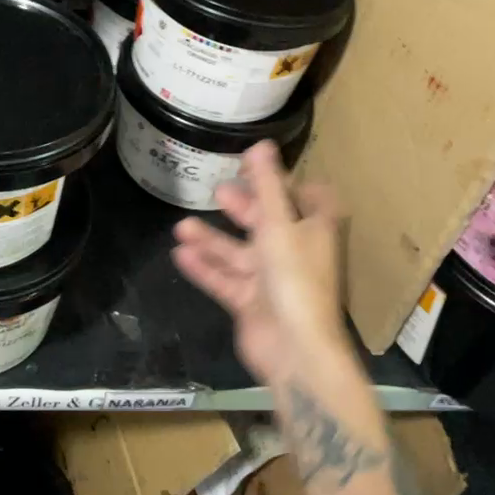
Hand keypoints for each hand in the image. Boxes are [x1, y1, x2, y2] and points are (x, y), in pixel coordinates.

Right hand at [171, 142, 352, 386]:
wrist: (295, 351)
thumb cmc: (294, 279)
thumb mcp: (278, 225)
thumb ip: (266, 185)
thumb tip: (261, 143)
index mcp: (314, 232)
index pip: (309, 199)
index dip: (289, 183)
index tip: (259, 167)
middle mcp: (295, 253)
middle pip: (268, 223)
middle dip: (243, 207)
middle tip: (217, 191)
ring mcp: (272, 281)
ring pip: (239, 253)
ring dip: (212, 239)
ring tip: (182, 226)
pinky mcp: (250, 304)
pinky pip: (224, 280)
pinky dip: (205, 268)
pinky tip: (180, 254)